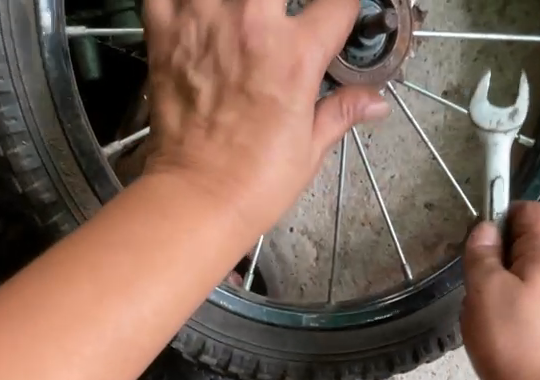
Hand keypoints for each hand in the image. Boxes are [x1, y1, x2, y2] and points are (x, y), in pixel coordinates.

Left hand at [140, 0, 387, 236]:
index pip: (338, 3)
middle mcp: (251, 24)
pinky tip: (192, 10)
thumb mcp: (309, 151)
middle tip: (280, 16)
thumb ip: (340, 112)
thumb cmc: (253, 184)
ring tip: (238, 15)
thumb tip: (375, 102)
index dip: (342, 10)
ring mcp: (204, 21)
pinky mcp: (165, 32)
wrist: (197, 200)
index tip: (335, 22)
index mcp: (296, 54)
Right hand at [461, 202, 539, 379]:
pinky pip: (521, 298)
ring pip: (519, 273)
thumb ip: (482, 253)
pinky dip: (503, 304)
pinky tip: (489, 326)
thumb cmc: (508, 336)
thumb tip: (484, 230)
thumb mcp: (484, 288)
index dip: (501, 213)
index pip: (529, 210)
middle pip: (523, 242)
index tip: (477, 237)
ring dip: (495, 283)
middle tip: (473, 278)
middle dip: (494, 254)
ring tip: (479, 307)